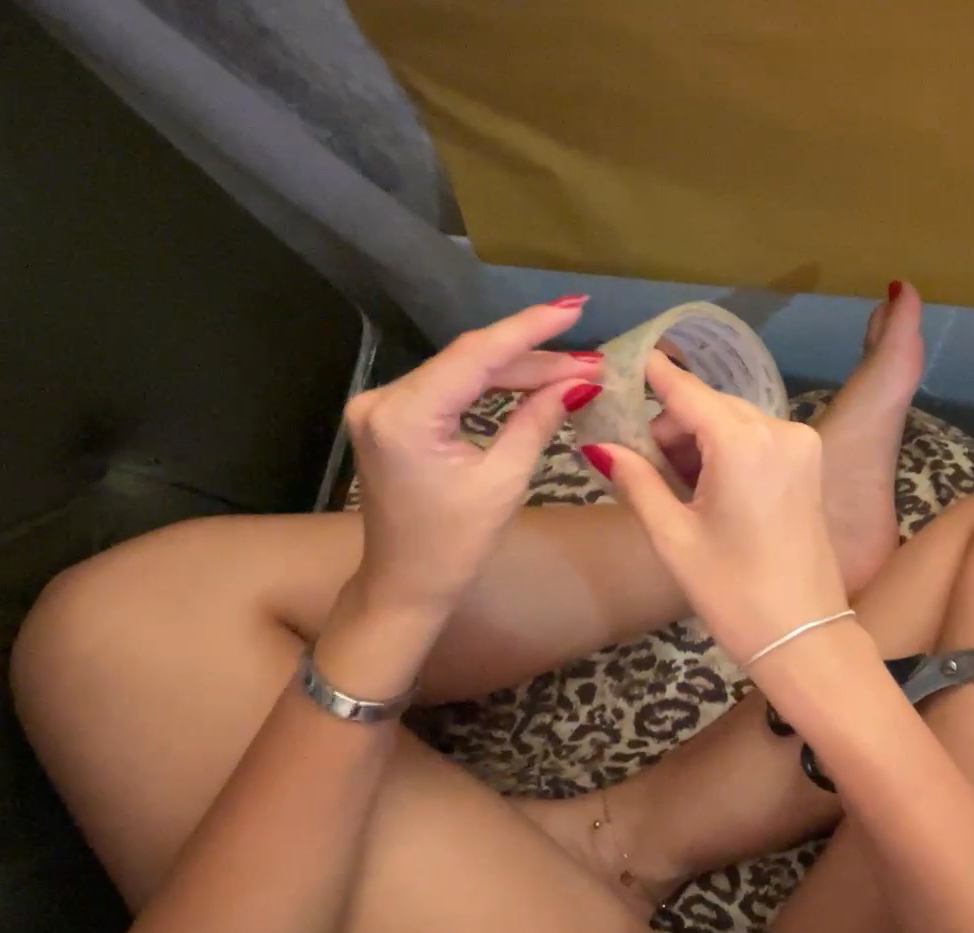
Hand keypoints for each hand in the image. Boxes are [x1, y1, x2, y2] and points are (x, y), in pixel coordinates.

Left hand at [342, 301, 598, 614]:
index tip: (573, 307)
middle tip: (591, 360)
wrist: (405, 583)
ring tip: (573, 369)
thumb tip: (579, 381)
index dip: (529, 329)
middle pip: (470, 361)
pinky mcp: (391, 416)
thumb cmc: (455, 546)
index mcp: (405, 416)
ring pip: (462, 371)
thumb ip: (537, 420)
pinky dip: (491, 385)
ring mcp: (382, 405)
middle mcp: (383, 399)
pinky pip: (450, 388)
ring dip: (517, 370)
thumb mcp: (503, 482)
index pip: (475, 354)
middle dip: (533, 358)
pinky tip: (531, 380)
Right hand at [582, 353, 847, 663]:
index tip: (617, 362)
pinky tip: (705, 485)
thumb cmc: (732, 591)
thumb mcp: (674, 536)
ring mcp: (800, 444)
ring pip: (732, 420)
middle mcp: (779, 429)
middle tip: (636, 459)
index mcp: (744, 442)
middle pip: (709, 405)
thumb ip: (636, 480)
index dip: (649, 375)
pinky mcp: (809, 463)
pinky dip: (725, 449)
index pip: (684, 390)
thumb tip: (598, 444)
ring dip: (697, 438)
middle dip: (670, 424)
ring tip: (671, 484)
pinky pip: (756, 438)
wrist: (804, 635)